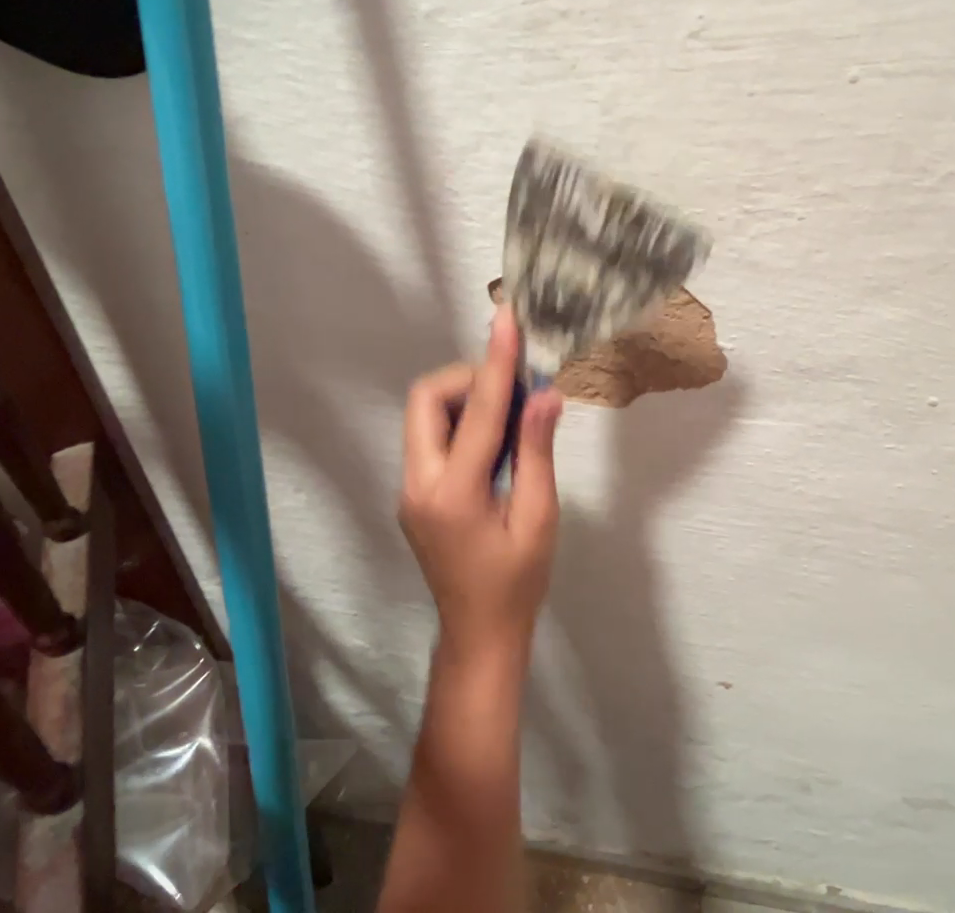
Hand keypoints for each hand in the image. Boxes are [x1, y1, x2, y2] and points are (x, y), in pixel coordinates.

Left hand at [399, 306, 564, 658]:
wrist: (478, 633)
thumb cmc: (517, 582)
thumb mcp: (538, 518)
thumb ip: (535, 452)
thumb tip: (545, 395)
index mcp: (452, 492)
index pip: (476, 411)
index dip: (495, 361)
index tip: (507, 321)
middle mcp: (418, 484)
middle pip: (426, 400)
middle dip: (467, 379)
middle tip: (514, 389)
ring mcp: (409, 490)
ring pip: (423, 417)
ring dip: (464, 401)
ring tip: (511, 416)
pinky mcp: (414, 496)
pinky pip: (430, 440)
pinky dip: (460, 425)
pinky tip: (495, 442)